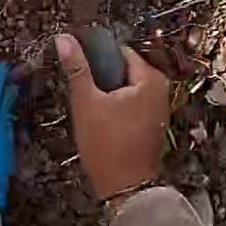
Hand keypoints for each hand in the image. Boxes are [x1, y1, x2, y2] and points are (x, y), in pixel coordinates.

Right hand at [55, 34, 169, 199]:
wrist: (125, 188)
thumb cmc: (106, 143)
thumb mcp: (86, 102)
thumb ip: (76, 69)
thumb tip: (64, 38)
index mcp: (150, 80)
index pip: (121, 52)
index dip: (97, 54)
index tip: (77, 62)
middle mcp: (161, 91)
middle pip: (124, 70)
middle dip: (101, 75)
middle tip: (79, 85)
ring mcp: (159, 109)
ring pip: (127, 88)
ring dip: (107, 91)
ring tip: (86, 100)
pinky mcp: (153, 125)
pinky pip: (132, 104)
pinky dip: (116, 105)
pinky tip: (99, 115)